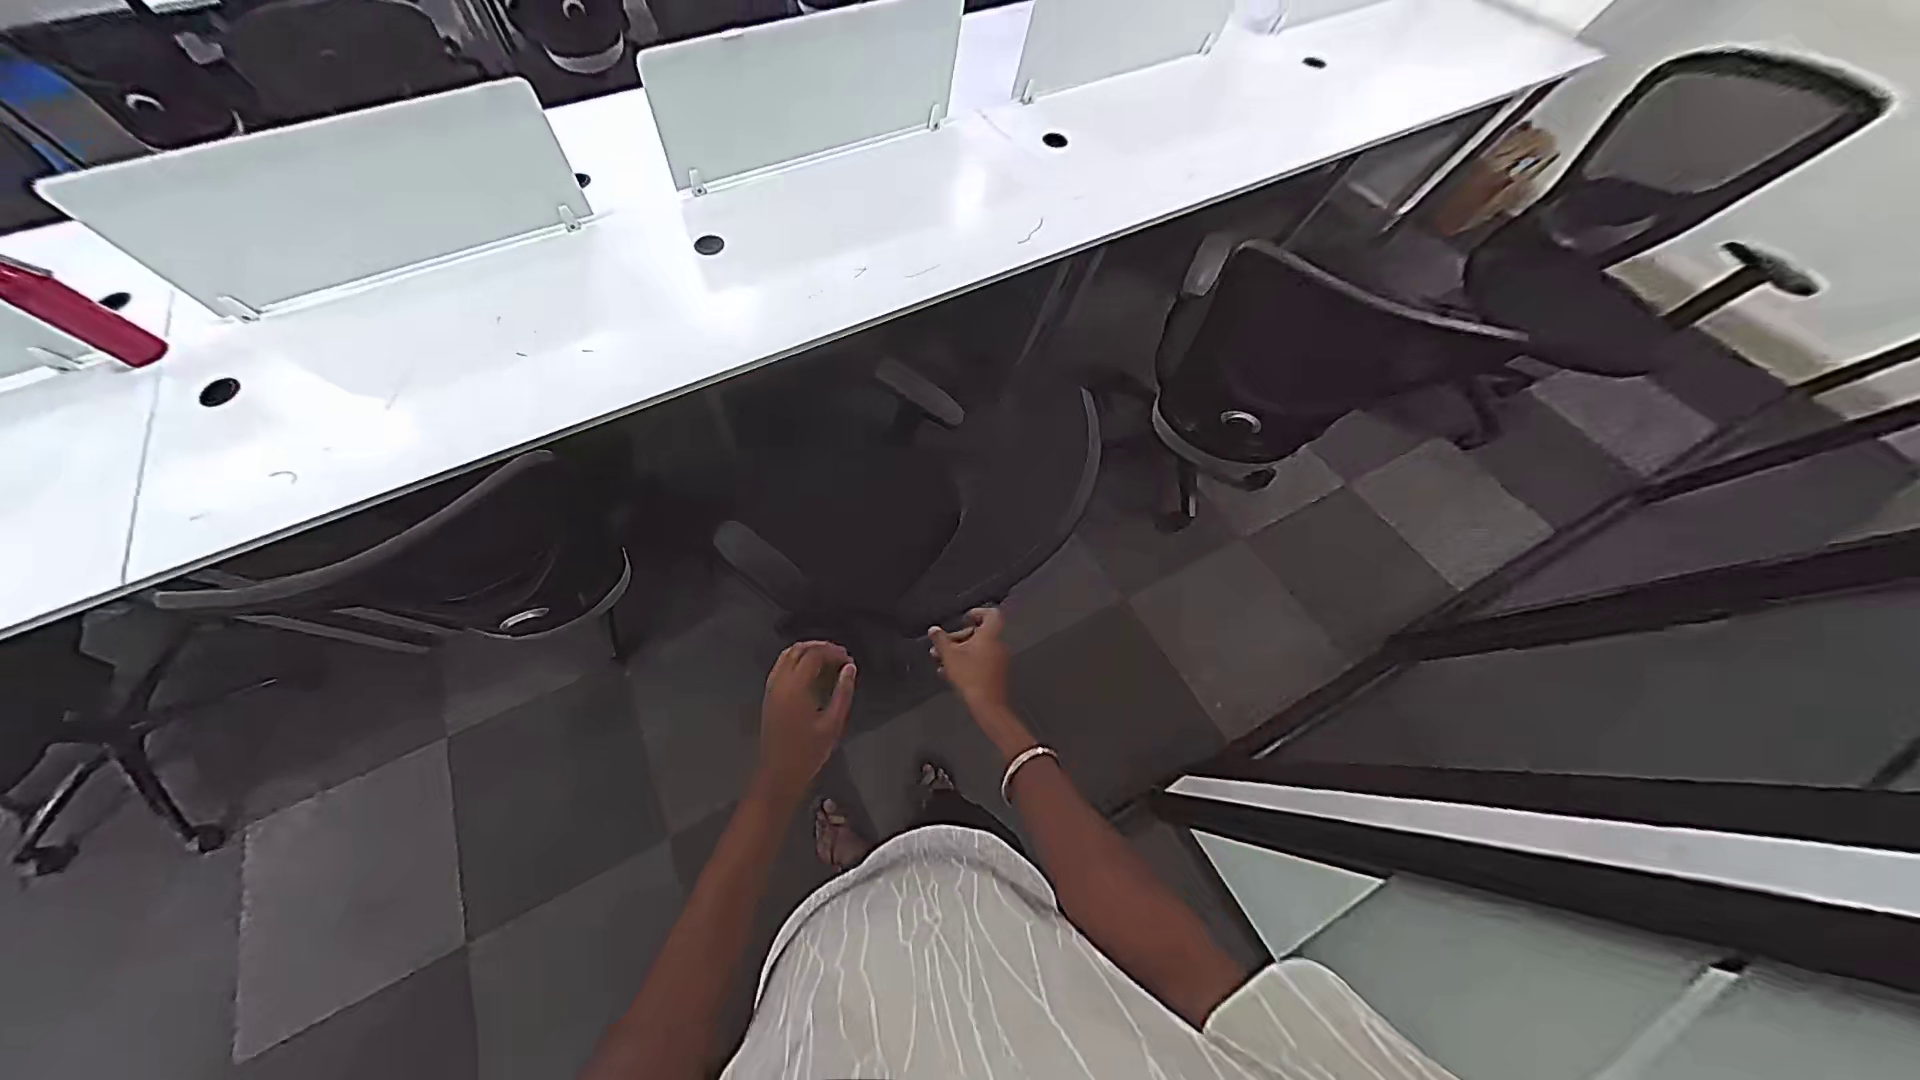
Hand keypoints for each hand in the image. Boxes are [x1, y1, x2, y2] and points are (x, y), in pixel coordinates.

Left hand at [754, 641, 855, 807]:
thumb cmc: (809, 752)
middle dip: (820, 647)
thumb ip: (843, 692)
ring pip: (787, 655)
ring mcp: (772, 689)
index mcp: (796, 688)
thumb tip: (849, 668)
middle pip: (798, 650)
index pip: (814, 656)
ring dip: (806, 651)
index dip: (833, 652)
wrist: (779, 774)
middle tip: (840, 654)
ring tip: (827, 658)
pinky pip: (780, 666)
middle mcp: (780, 683)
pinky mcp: (769, 696)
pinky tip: (810, 670)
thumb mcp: (833, 723)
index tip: (848, 659)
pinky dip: (796, 660)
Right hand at [929, 608, 1009, 711]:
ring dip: (959, 651)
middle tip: (942, 645)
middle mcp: (998, 644)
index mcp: (990, 635)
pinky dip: (967, 661)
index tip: (964, 619)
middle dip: (958, 637)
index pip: (991, 614)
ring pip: (978, 648)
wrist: (987, 704)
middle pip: (979, 633)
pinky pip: (981, 660)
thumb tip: (934, 630)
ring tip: (941, 660)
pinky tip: (950, 672)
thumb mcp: (949, 655)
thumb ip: (940, 640)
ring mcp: (999, 659)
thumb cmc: (970, 676)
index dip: (977, 613)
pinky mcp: (997, 672)